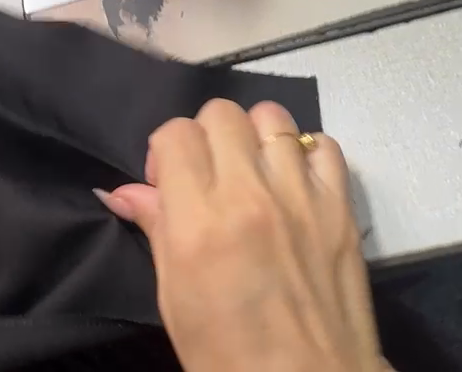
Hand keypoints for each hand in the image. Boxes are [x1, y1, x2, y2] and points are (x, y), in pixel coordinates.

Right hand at [98, 99, 385, 371]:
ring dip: (253, 136)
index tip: (167, 179)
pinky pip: (323, 145)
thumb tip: (120, 191)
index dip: (165, 150)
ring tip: (253, 170)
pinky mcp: (340, 207)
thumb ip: (155, 227)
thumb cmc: (226, 354)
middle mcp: (249, 194)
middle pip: (220, 113)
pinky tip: (295, 181)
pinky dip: (306, 153)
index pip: (175, 133)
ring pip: (270, 116)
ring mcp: (300, 196)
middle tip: (208, 173)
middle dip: (205, 136)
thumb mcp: (173, 296)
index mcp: (200, 221)